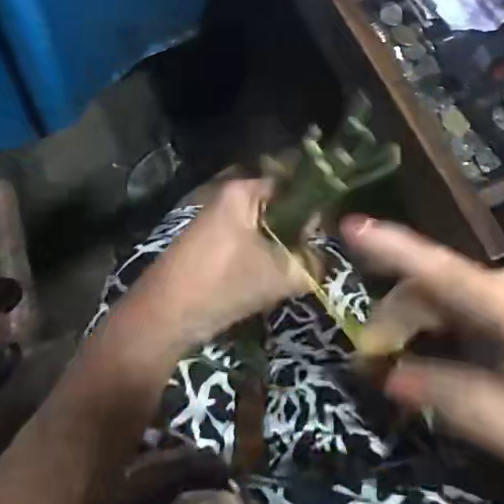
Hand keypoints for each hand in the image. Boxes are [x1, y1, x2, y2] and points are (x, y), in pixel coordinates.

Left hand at [120, 180, 311, 354]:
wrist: (166, 316)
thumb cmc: (224, 283)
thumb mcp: (280, 275)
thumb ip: (312, 263)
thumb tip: (328, 258)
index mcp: (242, 191)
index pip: (292, 187)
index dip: (316, 207)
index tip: (337, 230)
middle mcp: (226, 198)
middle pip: (276, 208)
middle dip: (299, 231)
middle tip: (325, 254)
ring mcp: (214, 222)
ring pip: (262, 230)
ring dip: (281, 248)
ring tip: (306, 269)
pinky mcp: (208, 246)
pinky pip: (246, 244)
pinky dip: (262, 258)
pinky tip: (276, 279)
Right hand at [345, 217, 503, 500]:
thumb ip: (460, 400)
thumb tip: (388, 374)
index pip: (444, 270)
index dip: (394, 246)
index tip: (350, 226)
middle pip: (427, 290)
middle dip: (390, 322)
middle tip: (368, 369)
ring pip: (432, 300)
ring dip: (403, 331)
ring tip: (386, 372)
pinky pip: (446, 314)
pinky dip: (421, 336)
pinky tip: (416, 366)